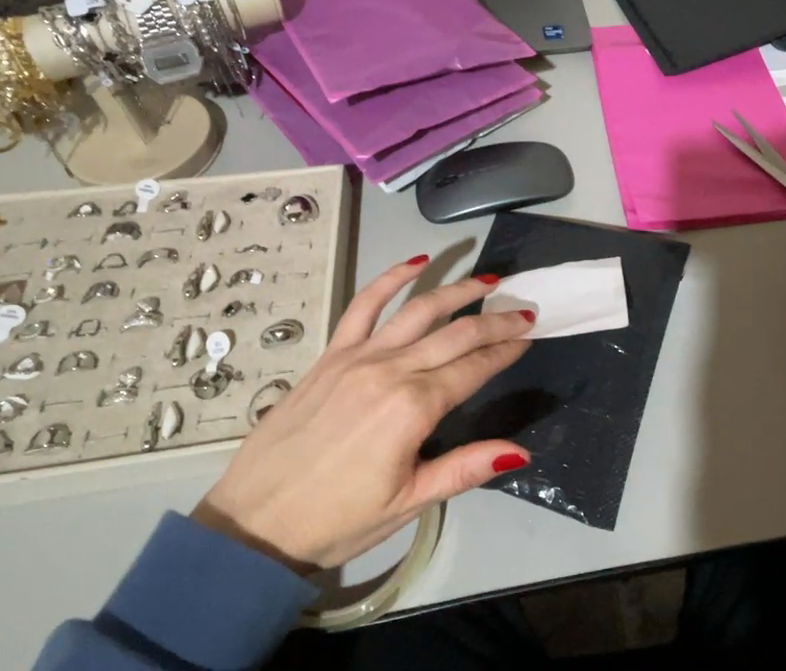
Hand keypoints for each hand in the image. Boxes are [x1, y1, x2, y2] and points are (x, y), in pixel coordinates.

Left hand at [192, 258, 532, 572]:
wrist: (255, 524)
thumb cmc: (337, 520)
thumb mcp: (408, 502)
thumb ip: (465, 468)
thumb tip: (521, 452)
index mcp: (414, 408)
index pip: (474, 368)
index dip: (506, 350)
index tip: (530, 335)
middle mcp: (390, 370)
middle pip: (456, 334)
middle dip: (496, 320)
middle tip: (524, 309)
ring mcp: (357, 357)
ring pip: (418, 310)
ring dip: (457, 291)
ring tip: (487, 280)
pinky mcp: (330, 354)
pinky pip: (363, 305)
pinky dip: (391, 279)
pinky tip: (416, 261)